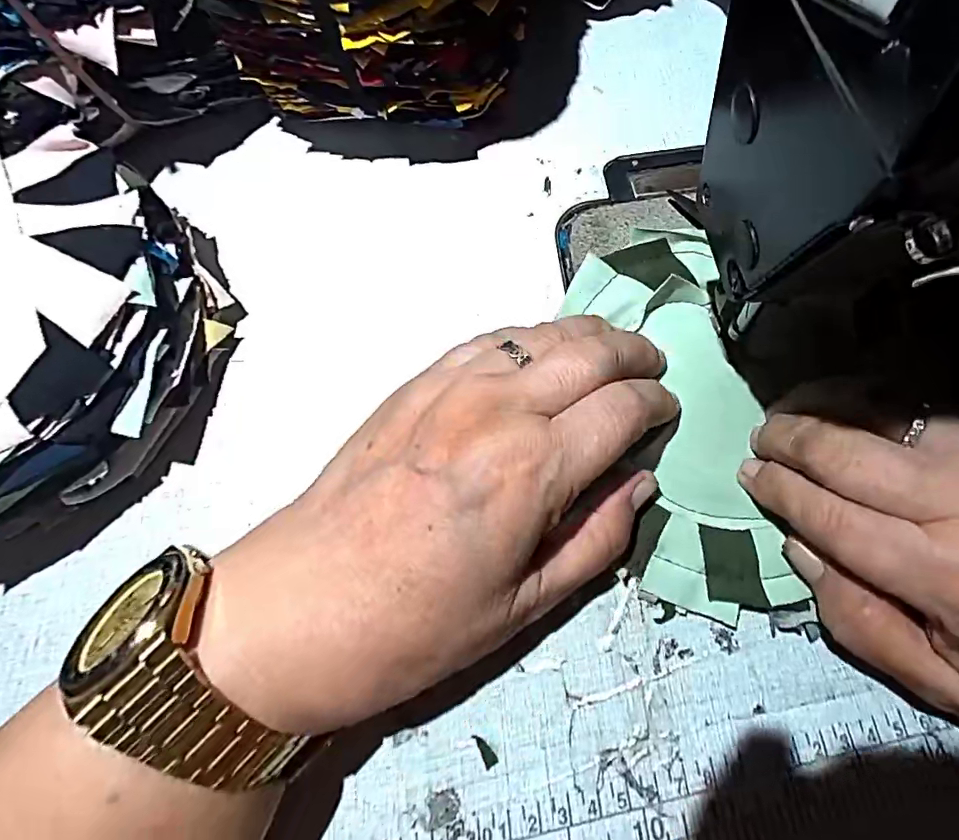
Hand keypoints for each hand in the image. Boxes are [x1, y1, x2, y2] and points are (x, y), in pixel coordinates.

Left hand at [191, 316, 677, 734]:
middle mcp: (502, 410)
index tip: (668, 413)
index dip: (658, 404)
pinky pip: (495, 338)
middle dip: (638, 354)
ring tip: (614, 349)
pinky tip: (547, 349)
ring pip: (547, 333)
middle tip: (655, 367)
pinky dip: (536, 335)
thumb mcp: (525, 605)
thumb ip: (599, 536)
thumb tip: (642, 481)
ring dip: (594, 335)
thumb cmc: (415, 625)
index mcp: (534, 468)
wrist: (289, 614)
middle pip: (595, 353)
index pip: (624, 408)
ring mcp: (456, 386)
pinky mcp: (420, 382)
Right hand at [739, 412, 958, 755]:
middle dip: (796, 441)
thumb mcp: (957, 692)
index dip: (788, 495)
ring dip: (829, 408)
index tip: (751, 475)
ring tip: (789, 412)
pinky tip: (847, 406)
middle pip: (858, 456)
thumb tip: (801, 549)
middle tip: (760, 435)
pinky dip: (874, 405)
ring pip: (889, 417)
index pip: (844, 523)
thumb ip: (865, 624)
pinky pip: (925, 411)